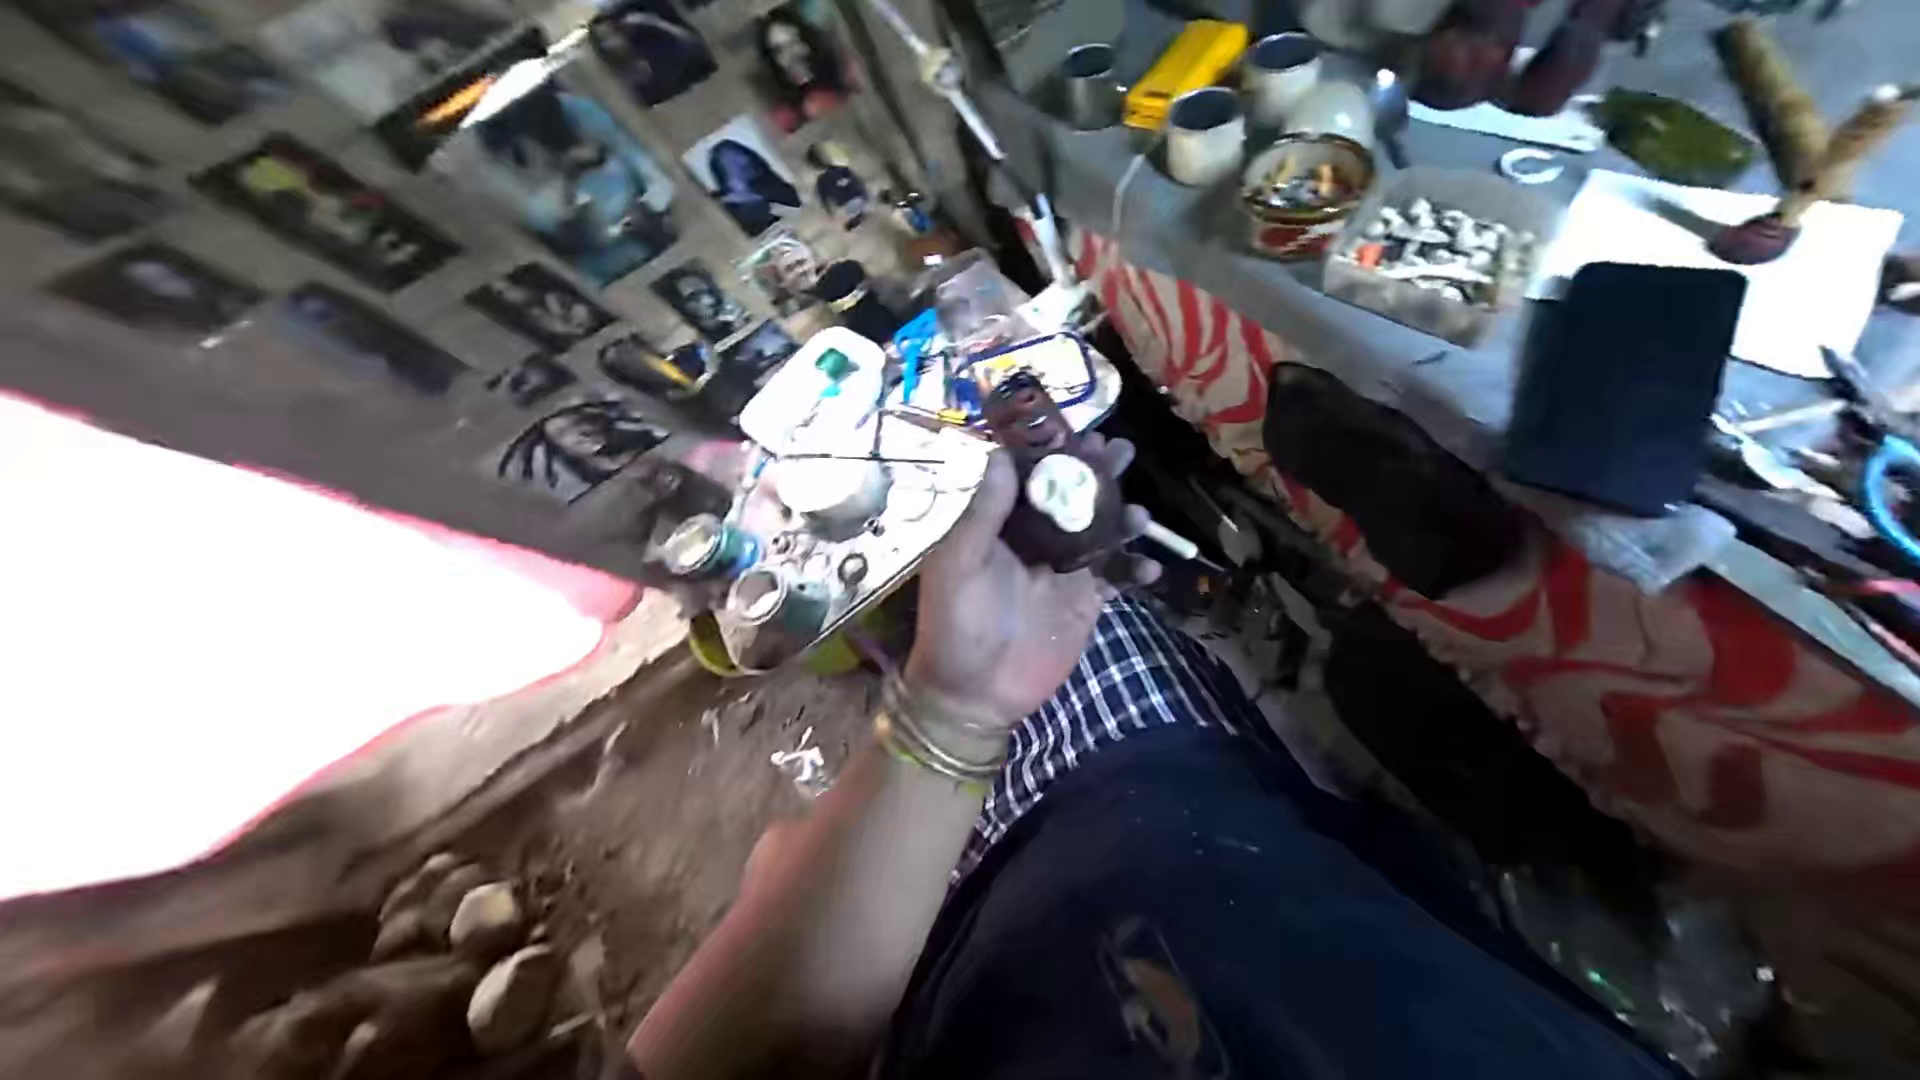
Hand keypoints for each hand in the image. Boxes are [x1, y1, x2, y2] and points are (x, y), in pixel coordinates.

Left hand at [904, 434, 1159, 728]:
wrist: (973, 693)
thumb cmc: (956, 625)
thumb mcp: (960, 563)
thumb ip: (984, 512)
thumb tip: (1001, 455)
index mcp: (1000, 528)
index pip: (1031, 480)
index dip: (1054, 454)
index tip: (1079, 432)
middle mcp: (1034, 543)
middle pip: (1071, 499)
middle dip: (1096, 475)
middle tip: (1122, 451)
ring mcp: (1063, 573)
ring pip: (1100, 534)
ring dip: (1122, 518)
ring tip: (1140, 511)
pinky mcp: (1084, 604)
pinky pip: (1116, 580)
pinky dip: (1135, 571)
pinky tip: (1151, 567)